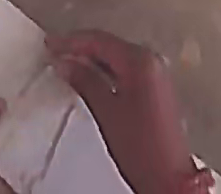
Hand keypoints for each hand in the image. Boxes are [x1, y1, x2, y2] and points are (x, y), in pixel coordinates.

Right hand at [49, 31, 197, 193]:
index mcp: (139, 60)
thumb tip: (64, 62)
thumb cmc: (138, 145)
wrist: (170, 181)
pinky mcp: (154, 87)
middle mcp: (149, 59)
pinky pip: (124, 68)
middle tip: (55, 50)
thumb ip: (85, 81)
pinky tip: (89, 75)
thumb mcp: (107, 111)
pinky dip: (104, 69)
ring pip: (115, 56)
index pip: (99, 40)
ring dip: (91, 58)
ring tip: (66, 61)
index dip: (71, 41)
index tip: (49, 43)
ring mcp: (154, 72)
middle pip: (108, 45)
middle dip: (80, 46)